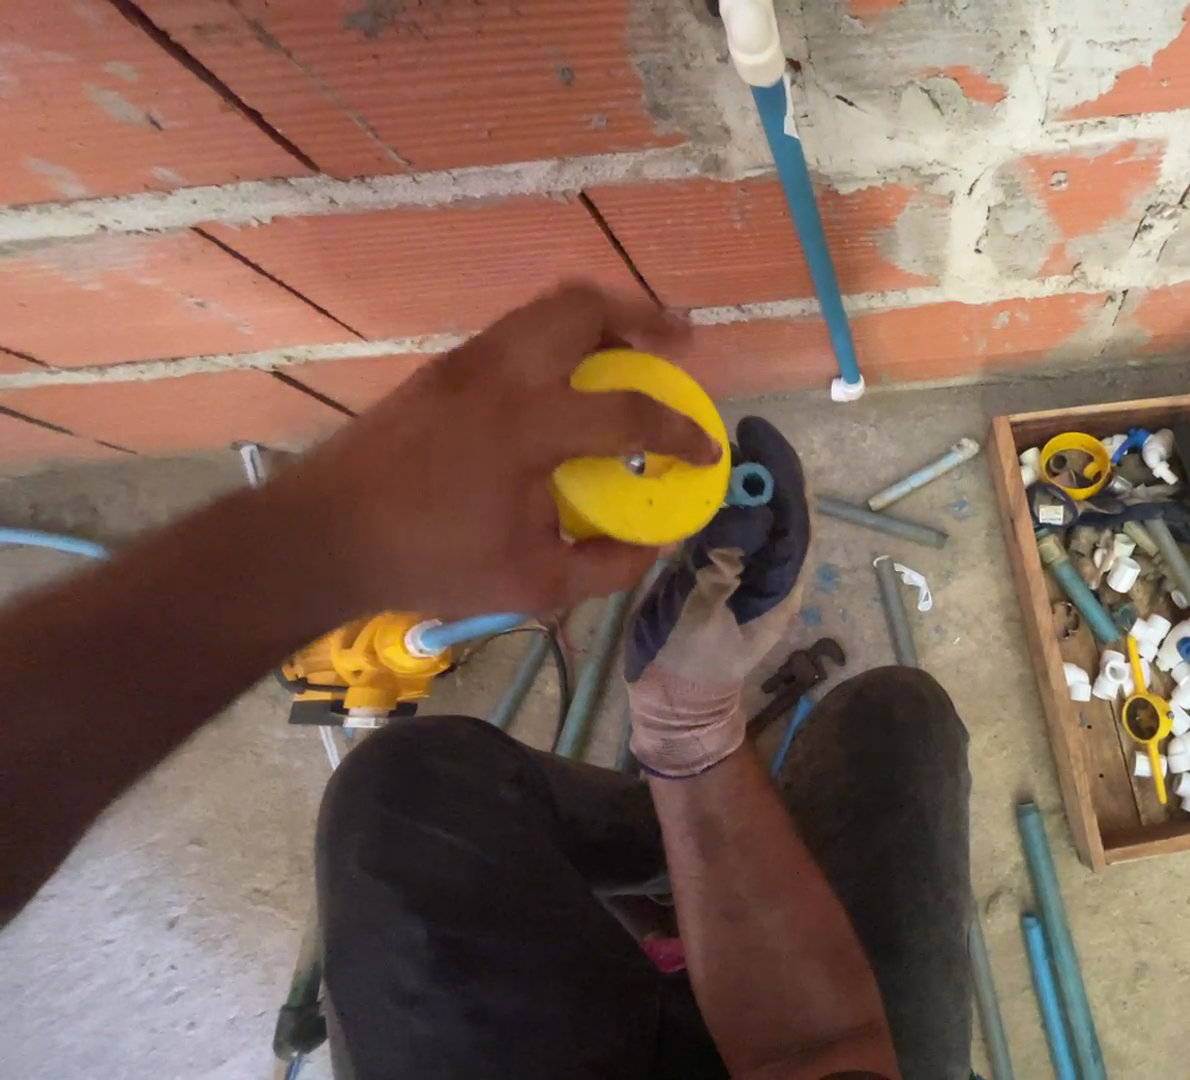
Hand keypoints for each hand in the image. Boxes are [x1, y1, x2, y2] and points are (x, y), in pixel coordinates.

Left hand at [271, 282, 720, 619]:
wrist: (316, 538)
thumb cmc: (429, 562)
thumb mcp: (535, 585)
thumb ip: (609, 566)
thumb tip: (654, 543)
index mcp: (524, 428)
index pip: (628, 412)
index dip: (680, 432)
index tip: (706, 451)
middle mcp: (497, 376)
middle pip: (582, 308)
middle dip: (644, 317)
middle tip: (681, 341)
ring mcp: (466, 363)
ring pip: (548, 309)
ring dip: (604, 322)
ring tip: (638, 350)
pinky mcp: (445, 369)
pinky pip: (522, 332)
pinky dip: (565, 340)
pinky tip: (578, 381)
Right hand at [625, 417, 808, 776]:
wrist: (670, 702)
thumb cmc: (688, 670)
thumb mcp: (702, 622)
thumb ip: (722, 570)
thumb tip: (750, 514)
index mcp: (781, 586)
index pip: (795, 521)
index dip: (784, 477)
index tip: (763, 439)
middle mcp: (771, 572)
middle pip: (778, 511)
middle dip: (765, 471)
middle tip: (739, 433)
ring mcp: (745, 570)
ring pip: (753, 516)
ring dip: (741, 481)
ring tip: (719, 445)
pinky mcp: (719, 570)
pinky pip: (725, 528)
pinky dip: (716, 502)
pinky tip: (698, 478)